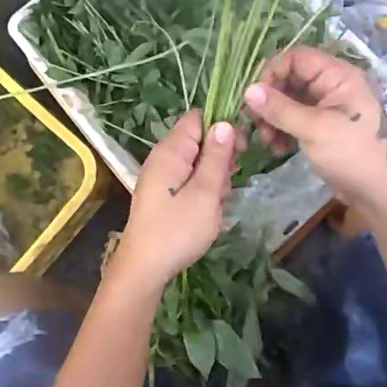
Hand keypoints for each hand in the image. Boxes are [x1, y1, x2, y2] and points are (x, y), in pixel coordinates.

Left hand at [109, 110, 240, 286]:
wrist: (144, 269)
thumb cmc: (177, 230)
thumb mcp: (205, 193)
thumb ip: (216, 157)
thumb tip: (224, 123)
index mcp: (170, 151)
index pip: (198, 118)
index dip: (222, 125)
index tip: (241, 147)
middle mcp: (163, 157)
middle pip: (199, 138)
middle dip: (220, 154)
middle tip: (229, 180)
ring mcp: (162, 176)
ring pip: (197, 161)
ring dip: (214, 174)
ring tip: (219, 199)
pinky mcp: (164, 193)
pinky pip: (190, 178)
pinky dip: (204, 188)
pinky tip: (210, 207)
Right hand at [242, 46, 386, 207]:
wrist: (378, 192)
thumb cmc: (351, 154)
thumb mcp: (314, 130)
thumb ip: (280, 109)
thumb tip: (248, 90)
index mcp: (339, 76)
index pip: (298, 57)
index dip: (273, 72)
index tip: (255, 97)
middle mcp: (335, 85)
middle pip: (292, 78)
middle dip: (271, 100)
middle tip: (255, 123)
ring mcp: (330, 106)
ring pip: (291, 100)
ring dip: (274, 118)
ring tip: (266, 141)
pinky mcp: (325, 125)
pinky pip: (298, 118)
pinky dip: (284, 129)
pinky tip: (277, 148)